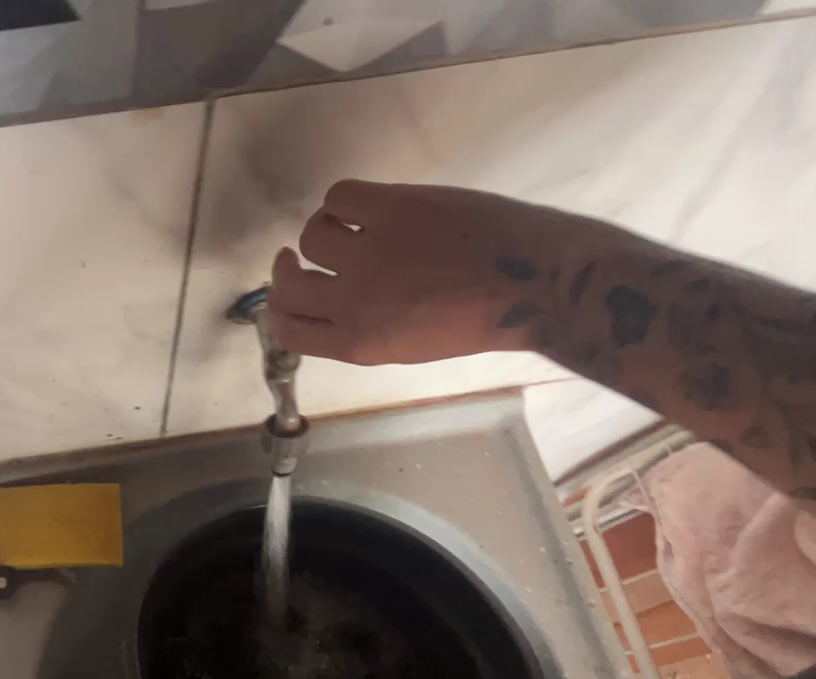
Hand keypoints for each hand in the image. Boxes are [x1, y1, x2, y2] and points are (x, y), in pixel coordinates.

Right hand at [268, 181, 604, 365]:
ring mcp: (370, 253)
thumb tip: (330, 301)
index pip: (288, 329)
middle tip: (295, 256)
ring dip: (322, 231)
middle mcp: (353, 302)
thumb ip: (359, 329)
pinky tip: (364, 206)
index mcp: (358, 344)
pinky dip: (343, 200)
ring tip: (346, 227)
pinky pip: (340, 195)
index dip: (280, 310)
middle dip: (286, 270)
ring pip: (311, 235)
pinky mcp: (392, 208)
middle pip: (288, 284)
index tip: (285, 294)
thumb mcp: (405, 346)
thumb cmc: (475, 321)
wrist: (534, 285)